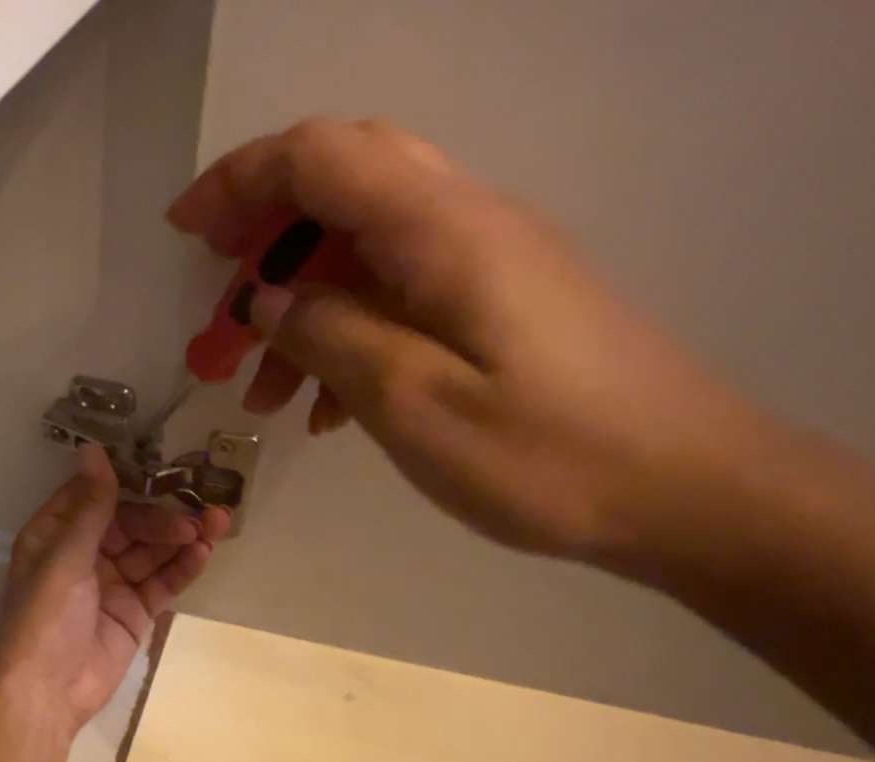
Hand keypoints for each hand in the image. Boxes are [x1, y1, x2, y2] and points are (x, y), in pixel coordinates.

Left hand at [0, 443, 229, 736]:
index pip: (95, 497)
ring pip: (151, 551)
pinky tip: (205, 553)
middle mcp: (82, 554)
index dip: (127, 483)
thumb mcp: (65, 556)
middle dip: (164, 518)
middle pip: (130, 524)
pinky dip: (182, 567)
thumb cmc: (45, 618)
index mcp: (55, 534)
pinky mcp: (133, 610)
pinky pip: (161, 581)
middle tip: (200, 517)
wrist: (49, 692)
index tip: (165, 469)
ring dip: (182, 538)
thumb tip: (92, 448)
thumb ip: (89, 506)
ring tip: (218, 524)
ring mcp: (110, 583)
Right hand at [168, 118, 773, 565]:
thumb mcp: (411, 404)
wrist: (691, 489)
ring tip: (254, 386)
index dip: (238, 182)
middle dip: (260, 231)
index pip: (318, 158)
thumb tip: (265, 300)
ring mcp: (484, 258)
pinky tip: (318, 406)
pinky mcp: (496, 298)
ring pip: (361, 241)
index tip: (183, 234)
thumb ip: (327, 336)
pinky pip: (394, 288)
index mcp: (439, 231)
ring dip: (295, 298)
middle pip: (340, 179)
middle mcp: (464, 220)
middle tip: (214, 301)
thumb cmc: (548, 455)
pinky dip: (340, 328)